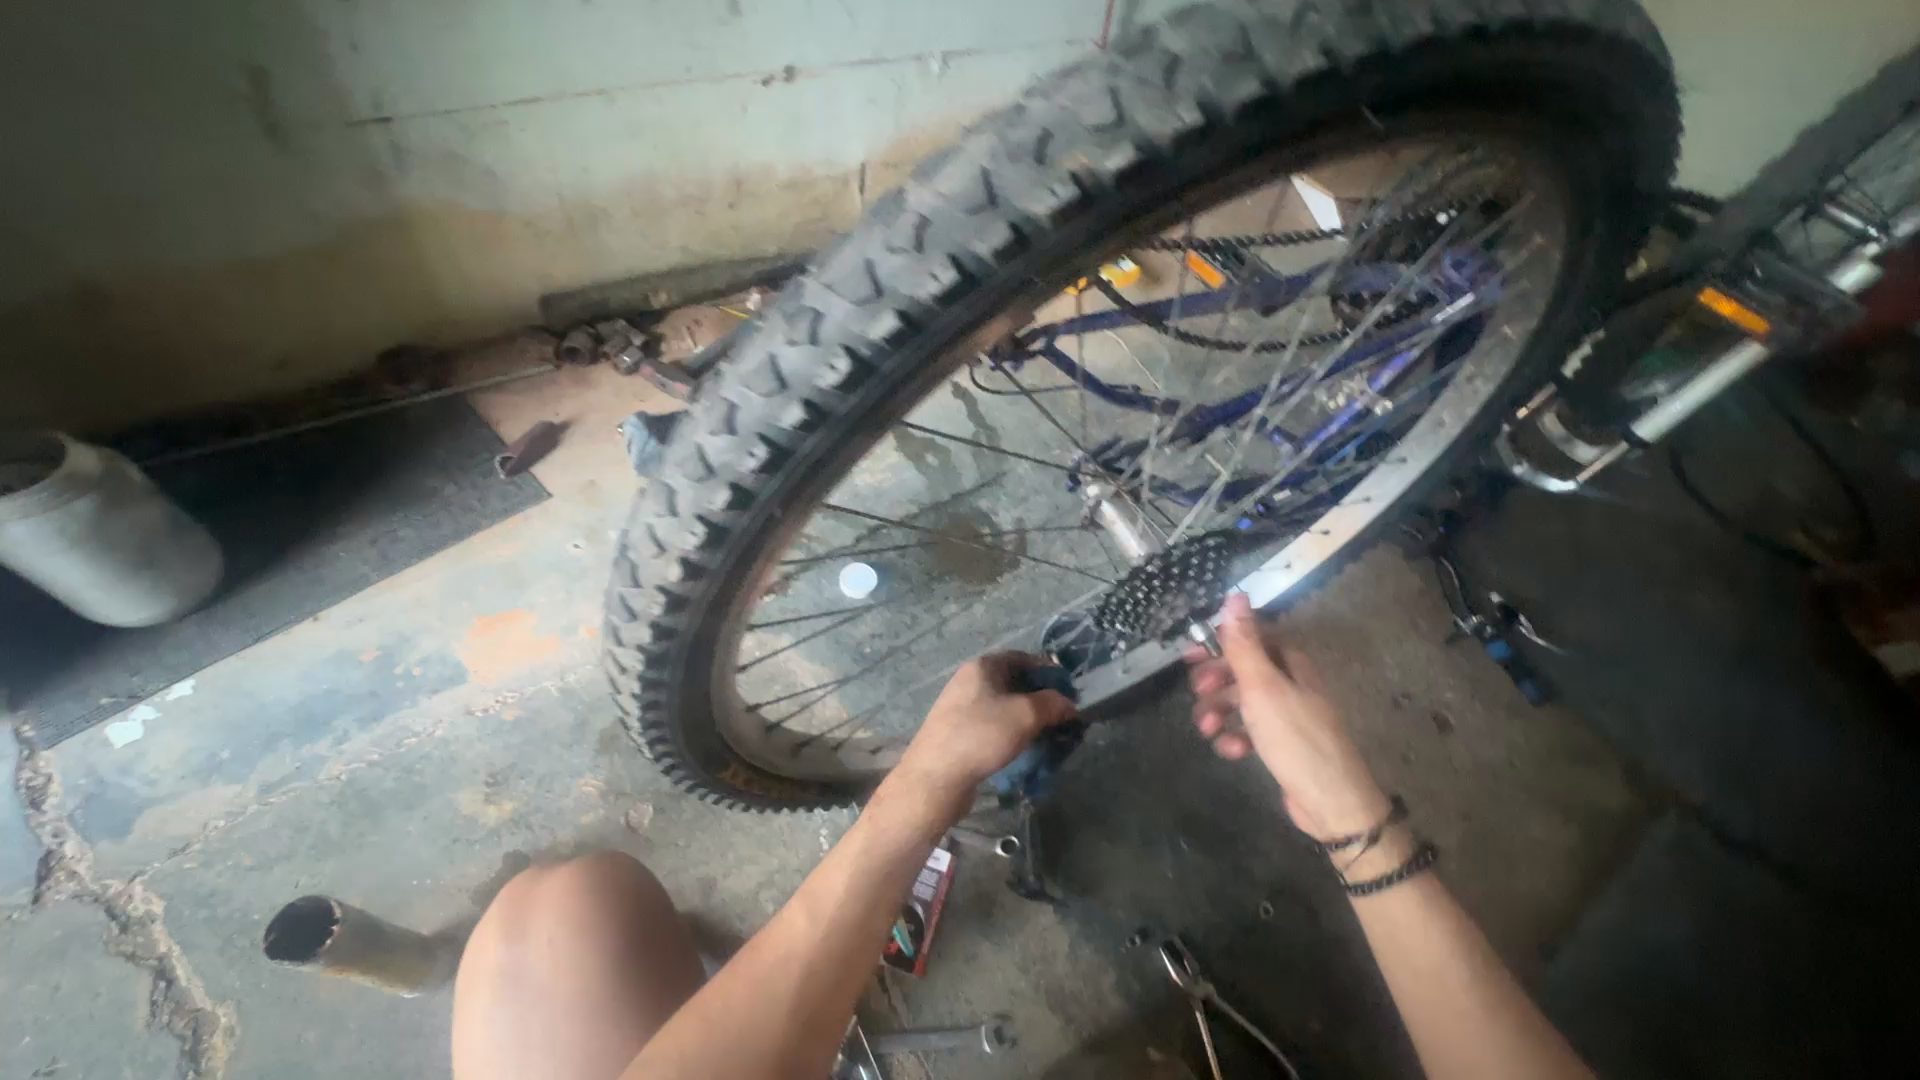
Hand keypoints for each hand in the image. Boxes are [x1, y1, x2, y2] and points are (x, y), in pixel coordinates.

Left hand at [892, 652, 1078, 814]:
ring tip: (1047, 735)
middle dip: (1040, 698)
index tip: (1069, 691)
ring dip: (1027, 718)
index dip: (1048, 671)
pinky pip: (992, 724)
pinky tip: (1023, 748)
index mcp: (982, 667)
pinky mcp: (958, 731)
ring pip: (1003, 706)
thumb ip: (1053, 703)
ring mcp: (960, 707)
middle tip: (1062, 717)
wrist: (936, 776)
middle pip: (1013, 682)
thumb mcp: (1026, 715)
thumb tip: (1069, 704)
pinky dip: (1010, 732)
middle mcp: (969, 681)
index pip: (1022, 658)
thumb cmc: (982, 735)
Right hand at [1185, 593, 1390, 838]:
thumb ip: (1244, 643)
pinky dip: (1235, 737)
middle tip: (1198, 694)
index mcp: (1290, 663)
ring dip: (1219, 712)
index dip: (1219, 643)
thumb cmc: (1295, 738)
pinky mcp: (1281, 743)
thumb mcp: (1262, 687)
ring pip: (1240, 701)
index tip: (1190, 655)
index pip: (1250, 637)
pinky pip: (1249, 730)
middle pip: (1241, 669)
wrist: (1331, 803)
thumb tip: (1235, 594)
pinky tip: (1233, 751)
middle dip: (1215, 681)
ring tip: (1208, 730)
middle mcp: (1290, 683)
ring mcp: (1286, 714)